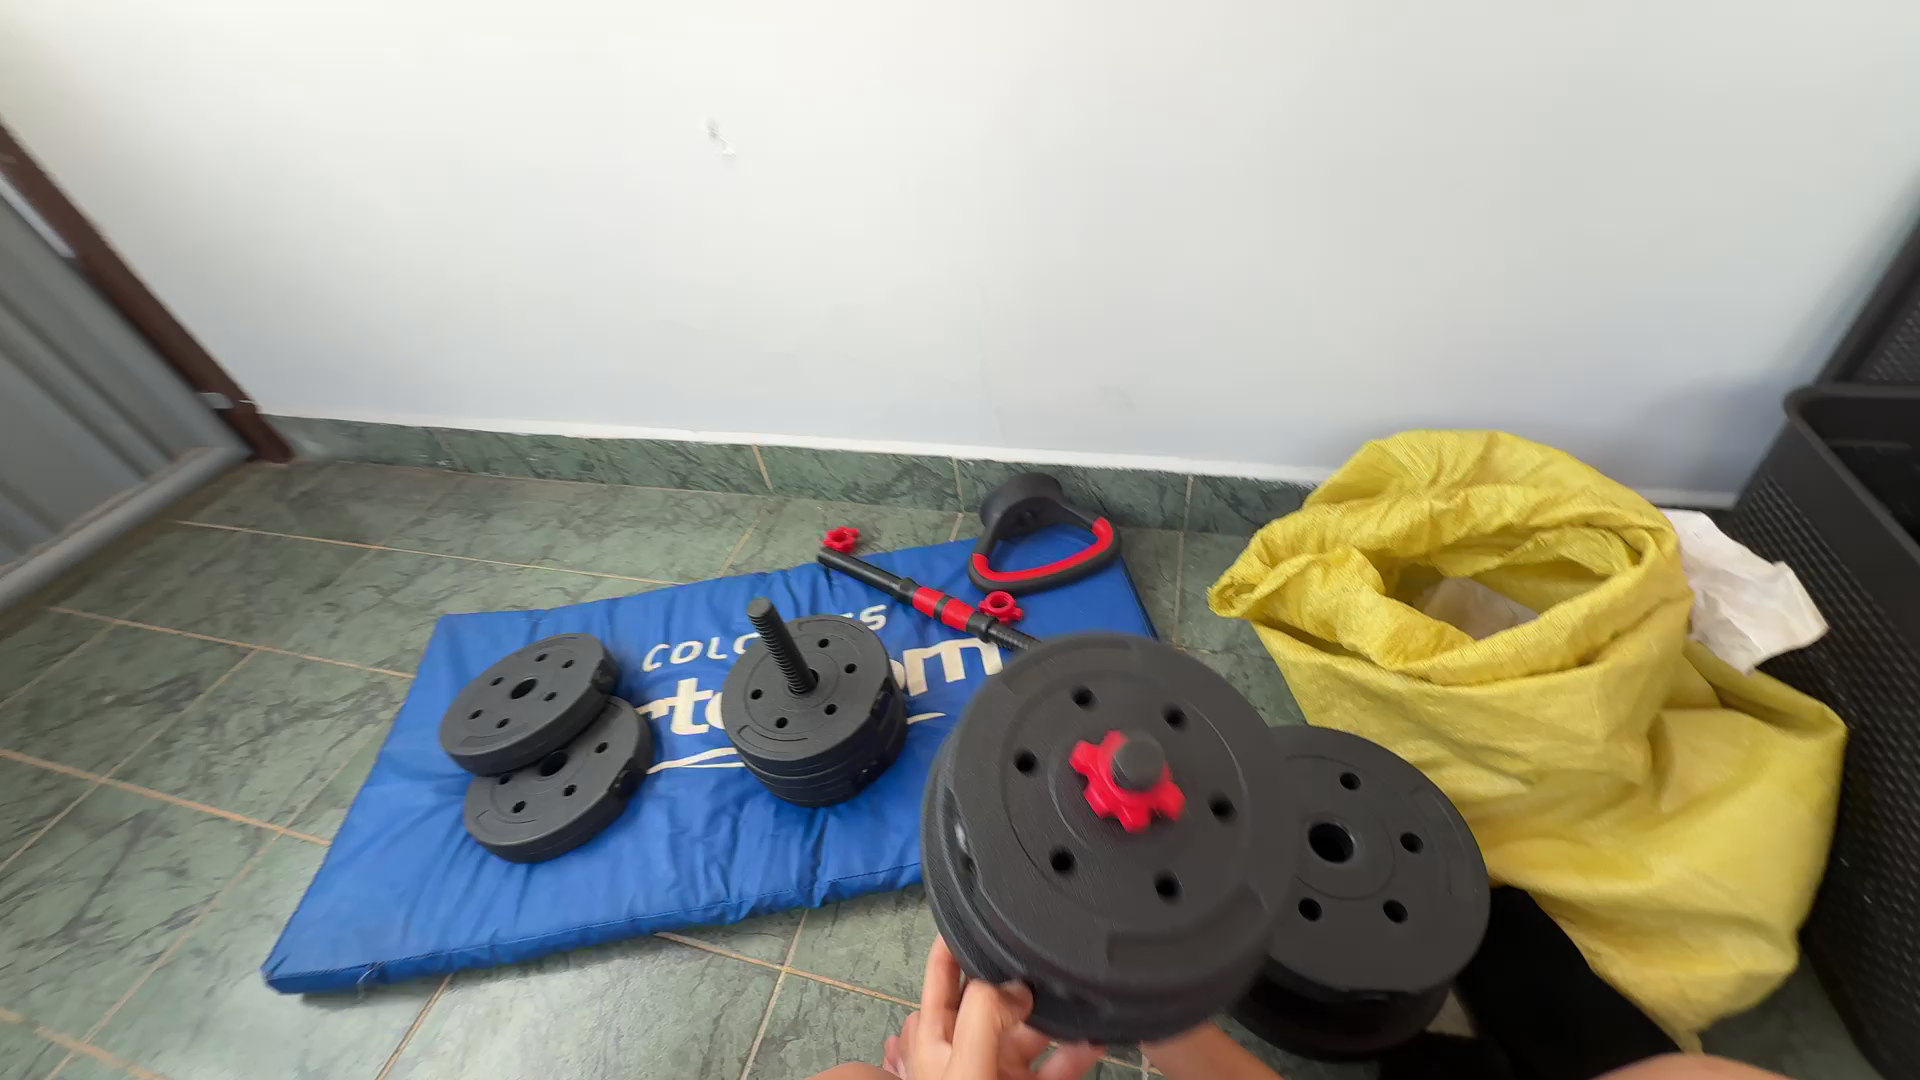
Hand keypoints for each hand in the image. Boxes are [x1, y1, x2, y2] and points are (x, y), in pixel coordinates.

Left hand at [885, 937, 1102, 1079]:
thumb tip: (1015, 984)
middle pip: (993, 995)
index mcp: (935, 1035)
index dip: (959, 935)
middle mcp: (965, 1048)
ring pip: (1029, 1031)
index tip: (987, 903)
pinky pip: (1053, 1067)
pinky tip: (1097, 1039)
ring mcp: (996, 1073)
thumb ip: (983, 1013)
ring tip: (1082, 993)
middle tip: (1049, 951)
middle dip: (1021, 975)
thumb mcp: (963, 1066)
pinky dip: (1073, 1054)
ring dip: (1055, 1015)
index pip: (942, 969)